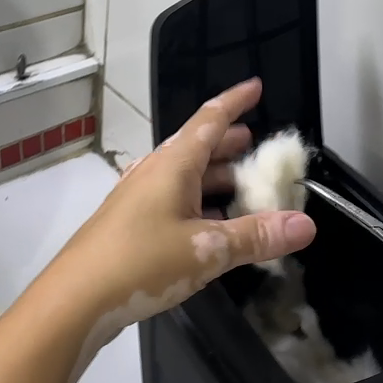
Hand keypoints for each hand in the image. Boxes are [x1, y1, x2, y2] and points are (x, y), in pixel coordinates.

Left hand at [36, 79, 316, 334]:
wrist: (77, 297)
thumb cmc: (141, 261)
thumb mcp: (206, 250)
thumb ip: (255, 236)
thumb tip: (306, 224)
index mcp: (173, 164)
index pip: (209, 119)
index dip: (234, 102)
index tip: (255, 86)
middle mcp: (156, 172)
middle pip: (197, 146)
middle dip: (227, 142)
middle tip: (255, 142)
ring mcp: (140, 198)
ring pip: (185, 176)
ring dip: (214, 176)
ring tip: (242, 182)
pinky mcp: (133, 225)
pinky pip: (175, 201)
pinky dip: (200, 203)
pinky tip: (212, 224)